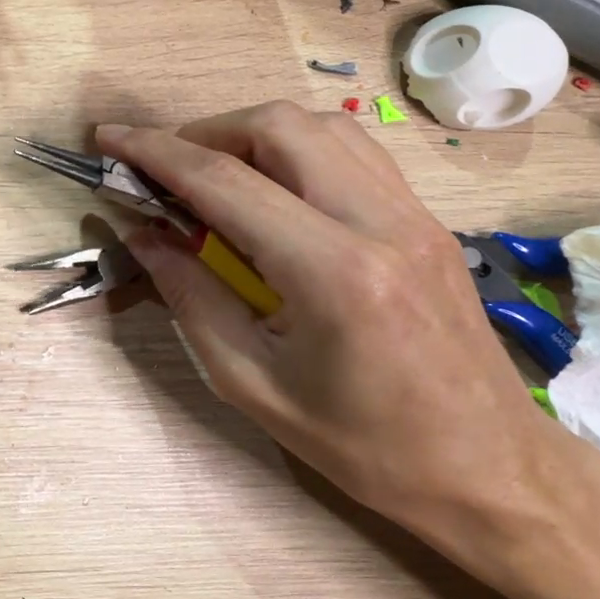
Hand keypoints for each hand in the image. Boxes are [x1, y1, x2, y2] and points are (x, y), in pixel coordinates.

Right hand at [95, 104, 549, 543]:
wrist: (492, 471)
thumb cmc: (362, 443)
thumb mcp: (248, 381)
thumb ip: (189, 296)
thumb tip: (141, 233)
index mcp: (332, 272)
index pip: (224, 180)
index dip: (154, 151)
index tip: (107, 139)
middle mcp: (379, 224)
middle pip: (280, 127)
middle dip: (204, 132)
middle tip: (160, 168)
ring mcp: (413, 216)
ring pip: (321, 127)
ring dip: (249, 134)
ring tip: (207, 173)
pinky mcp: (425, 221)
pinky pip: (350, 152)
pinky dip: (292, 149)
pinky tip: (264, 189)